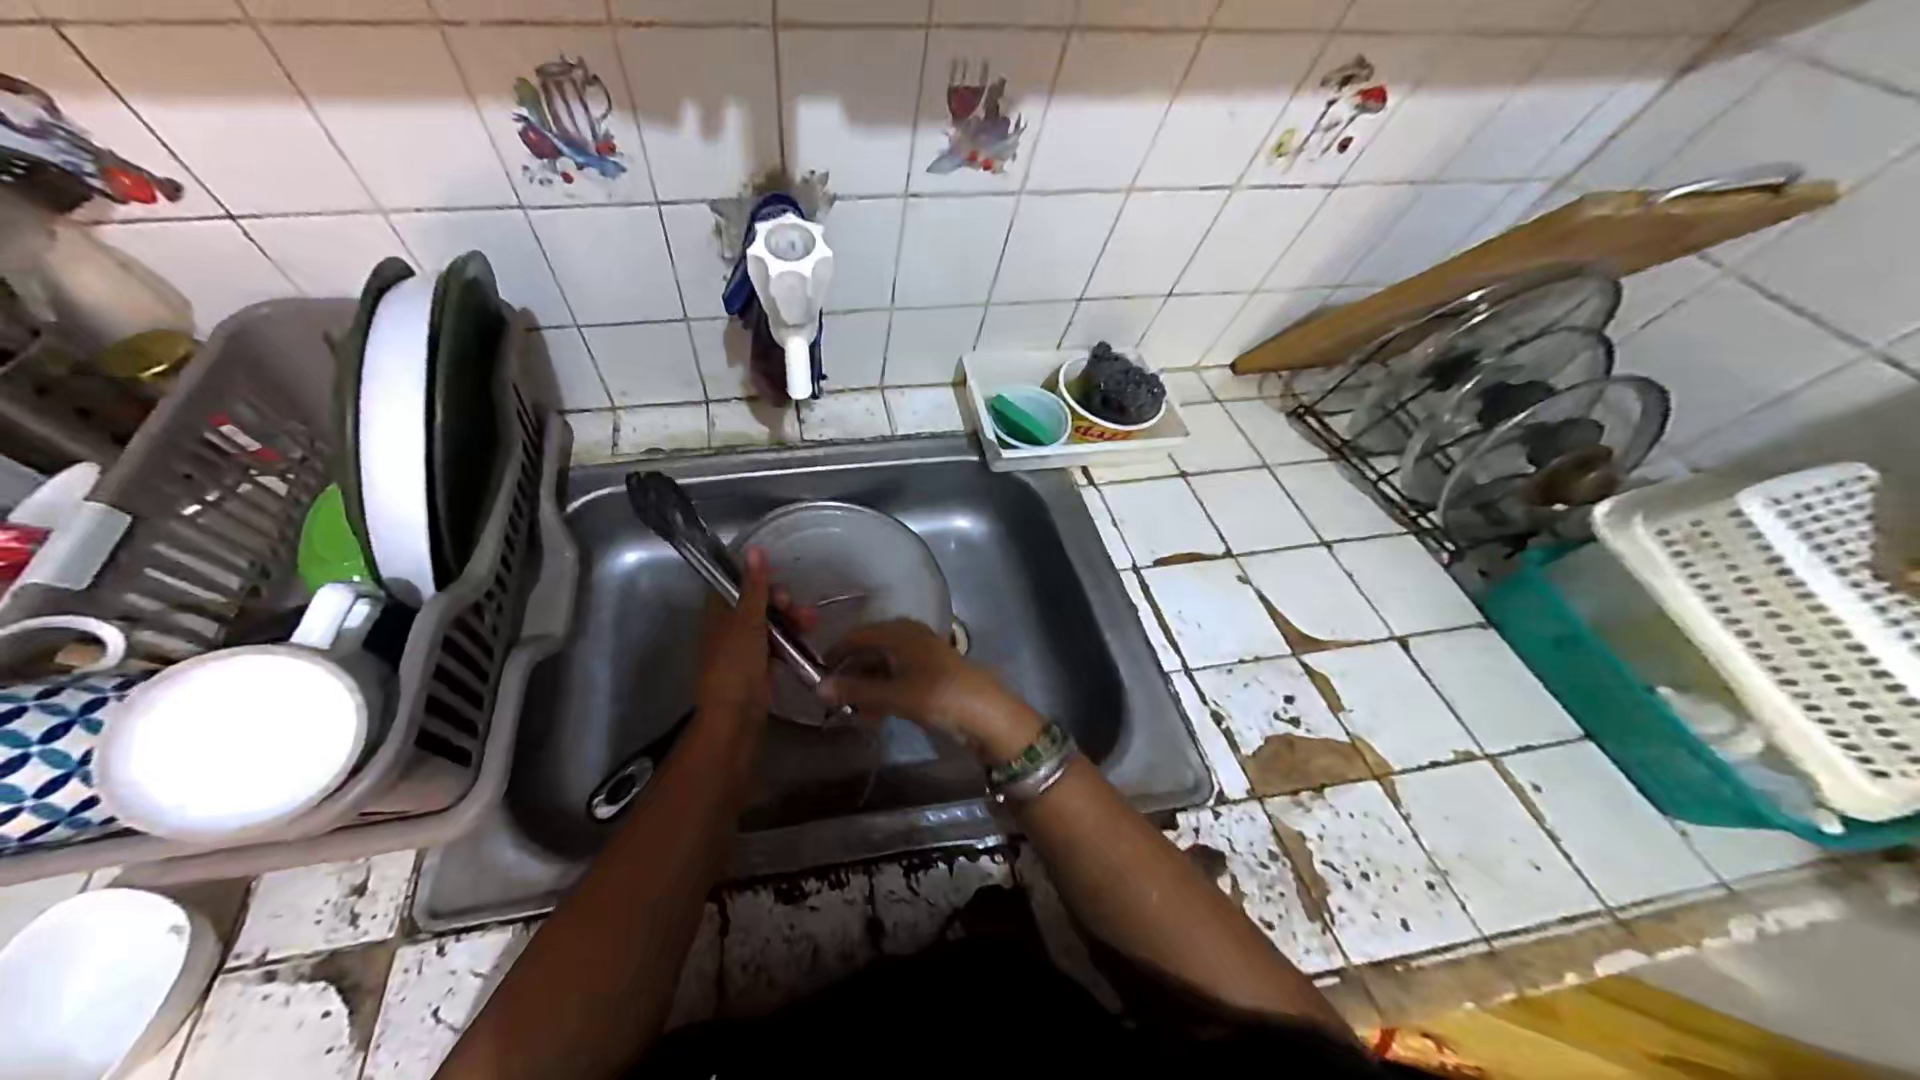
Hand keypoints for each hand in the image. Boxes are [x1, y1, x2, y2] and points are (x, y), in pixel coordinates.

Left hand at [695, 547, 811, 727]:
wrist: (735, 719)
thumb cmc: (735, 666)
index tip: (777, 578)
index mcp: (718, 615)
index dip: (756, 578)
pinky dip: (791, 642)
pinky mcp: (759, 669)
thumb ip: (755, 587)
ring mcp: (743, 651)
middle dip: (781, 602)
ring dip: (791, 620)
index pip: (734, 585)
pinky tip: (807, 641)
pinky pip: (777, 647)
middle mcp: (728, 630)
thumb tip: (756, 548)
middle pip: (756, 604)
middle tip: (796, 607)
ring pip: (770, 625)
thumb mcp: (748, 622)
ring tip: (811, 623)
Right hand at [817, 619, 1042, 760]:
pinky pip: (898, 679)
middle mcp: (910, 637)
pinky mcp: (931, 676)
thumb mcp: (893, 695)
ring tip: (851, 711)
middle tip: (833, 697)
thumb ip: (855, 690)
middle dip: (851, 673)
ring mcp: (922, 656)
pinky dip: (883, 693)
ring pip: (884, 667)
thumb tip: (818, 688)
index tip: (817, 673)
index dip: (836, 652)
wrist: (987, 714)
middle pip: (871, 650)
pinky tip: (873, 714)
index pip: (858, 635)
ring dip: (866, 687)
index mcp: (901, 632)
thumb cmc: (938, 695)